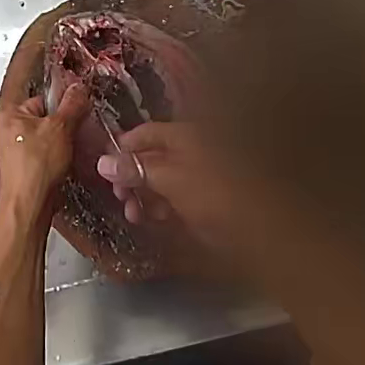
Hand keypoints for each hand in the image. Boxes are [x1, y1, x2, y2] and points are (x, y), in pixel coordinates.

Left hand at [0, 83, 89, 223]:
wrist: (28, 209)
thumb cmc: (32, 173)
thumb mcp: (60, 129)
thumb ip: (72, 105)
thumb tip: (79, 90)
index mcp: (8, 113)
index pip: (29, 85)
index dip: (50, 84)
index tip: (64, 80)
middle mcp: (7, 129)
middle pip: (42, 110)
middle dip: (61, 115)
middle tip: (74, 121)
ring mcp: (15, 148)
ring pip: (45, 131)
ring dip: (61, 136)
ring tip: (69, 144)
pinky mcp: (26, 166)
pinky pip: (46, 150)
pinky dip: (58, 152)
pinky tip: (65, 159)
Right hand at [94, 121, 244, 252]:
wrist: (262, 231)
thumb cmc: (215, 195)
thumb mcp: (171, 179)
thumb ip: (136, 169)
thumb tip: (102, 162)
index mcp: (186, 136)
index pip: (144, 133)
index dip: (121, 148)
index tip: (102, 168)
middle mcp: (191, 151)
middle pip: (150, 157)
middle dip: (130, 177)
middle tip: (119, 196)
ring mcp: (197, 176)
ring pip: (159, 180)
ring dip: (141, 195)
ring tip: (133, 214)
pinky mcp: (202, 199)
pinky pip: (172, 197)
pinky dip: (158, 206)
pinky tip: (150, 219)